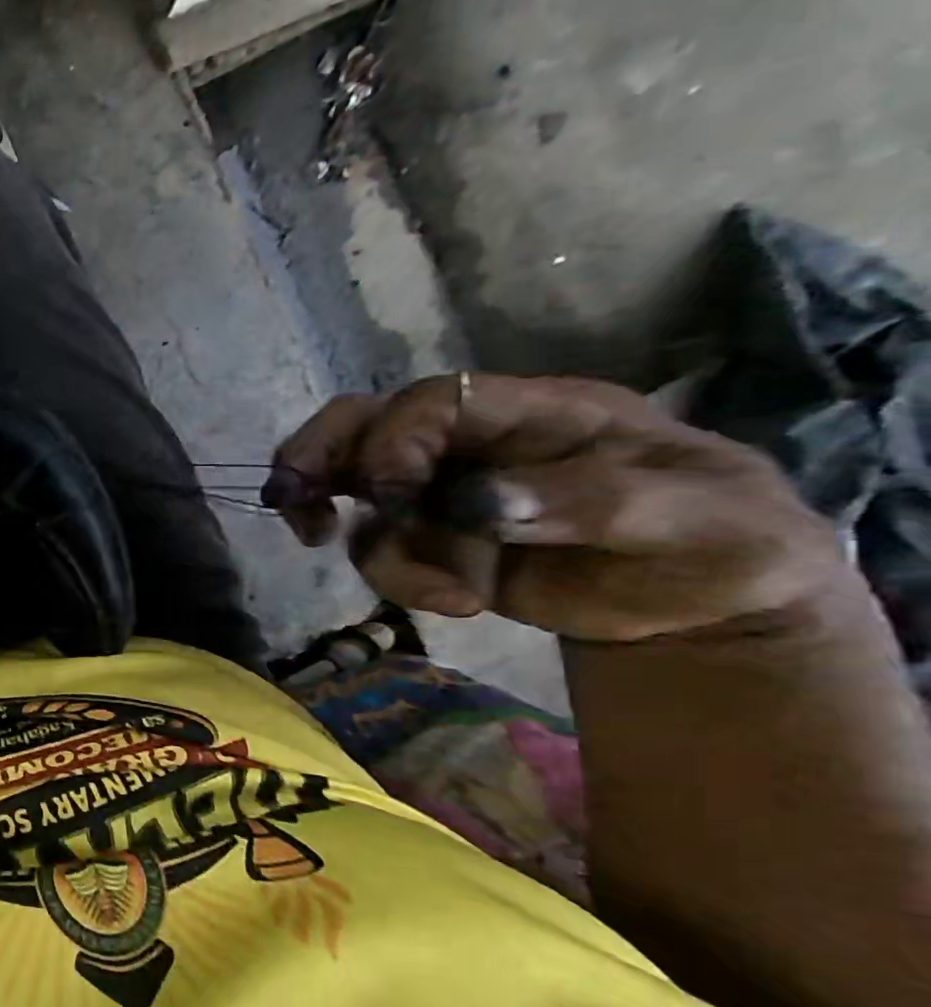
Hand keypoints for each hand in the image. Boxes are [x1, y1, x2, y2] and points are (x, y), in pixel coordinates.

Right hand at [263, 374, 856, 642]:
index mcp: (528, 411)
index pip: (429, 400)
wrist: (703, 606)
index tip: (395, 499)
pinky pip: (375, 545)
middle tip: (289, 500)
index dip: (394, 442)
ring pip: (350, 488)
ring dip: (371, 542)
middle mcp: (467, 441)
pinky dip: (393, 576)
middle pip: (358, 423)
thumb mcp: (692, 514)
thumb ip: (588, 500)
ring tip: (439, 592)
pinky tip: (449, 602)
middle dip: (314, 457)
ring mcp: (439, 489)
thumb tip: (472, 506)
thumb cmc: (717, 540)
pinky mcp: (429, 539)